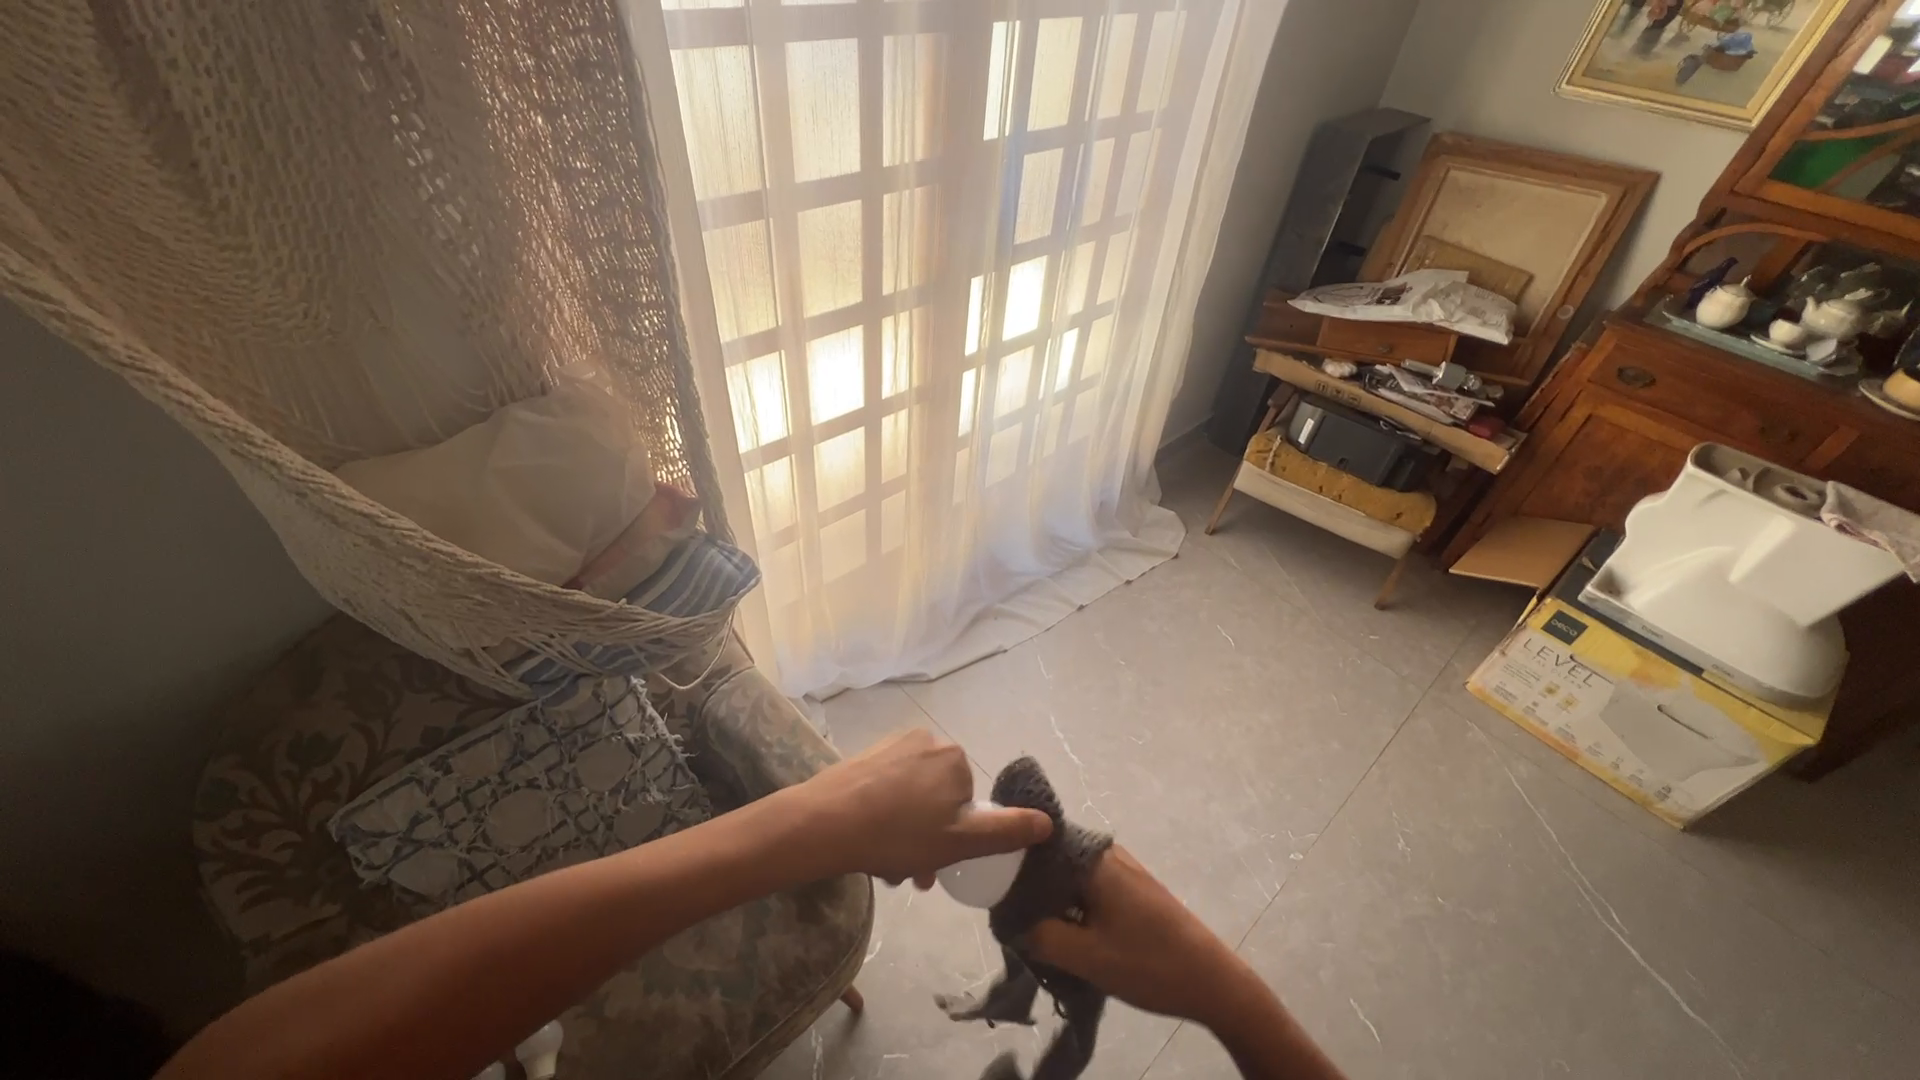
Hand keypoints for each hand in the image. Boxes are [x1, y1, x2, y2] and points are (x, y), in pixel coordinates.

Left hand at [790, 729, 1051, 884]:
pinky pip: (888, 788)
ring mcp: (892, 745)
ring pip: (912, 797)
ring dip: (906, 833)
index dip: (957, 836)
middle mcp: (928, 740)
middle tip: (909, 872)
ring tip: (885, 865)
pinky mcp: (864, 755)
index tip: (937, 863)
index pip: (968, 802)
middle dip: (929, 838)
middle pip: (939, 799)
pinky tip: (868, 842)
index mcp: (955, 758)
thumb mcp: (961, 841)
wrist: (824, 823)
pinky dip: (885, 814)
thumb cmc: (898, 834)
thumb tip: (1048, 821)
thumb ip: (1007, 831)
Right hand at [1026, 847, 1270, 1030]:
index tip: (994, 893)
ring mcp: (1122, 869)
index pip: (1036, 846)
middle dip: (1030, 887)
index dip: (1011, 866)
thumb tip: (1013, 922)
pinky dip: (1072, 905)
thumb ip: (1041, 936)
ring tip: (1035, 929)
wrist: (1213, 981)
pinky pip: (1088, 887)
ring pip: (1070, 876)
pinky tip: (1065, 933)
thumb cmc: (1149, 963)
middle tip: (1012, 919)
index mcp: (1093, 858)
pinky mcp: (1132, 888)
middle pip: (1052, 860)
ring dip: (1052, 900)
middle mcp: (1106, 853)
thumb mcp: (1087, 957)